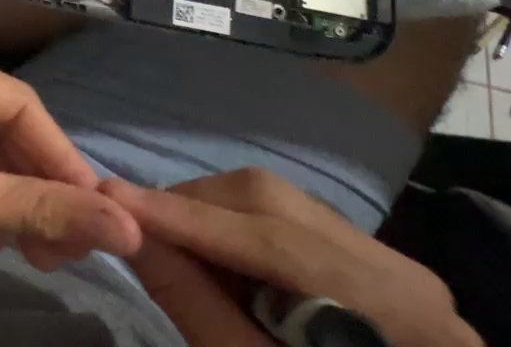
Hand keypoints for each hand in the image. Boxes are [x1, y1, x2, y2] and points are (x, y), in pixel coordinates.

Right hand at [103, 169, 481, 346]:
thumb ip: (193, 305)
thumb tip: (129, 233)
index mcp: (393, 316)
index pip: (271, 242)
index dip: (184, 216)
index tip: (107, 193)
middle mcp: (403, 276)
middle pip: (273, 203)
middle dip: (192, 204)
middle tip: (134, 222)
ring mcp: (396, 267)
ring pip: (280, 201)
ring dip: (210, 212)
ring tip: (174, 243)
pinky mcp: (377, 268)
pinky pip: (292, 219)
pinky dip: (240, 226)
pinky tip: (221, 259)